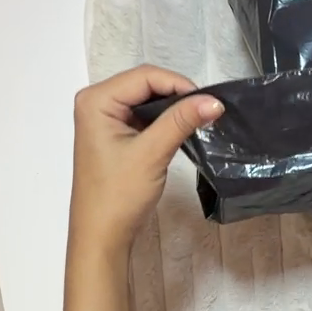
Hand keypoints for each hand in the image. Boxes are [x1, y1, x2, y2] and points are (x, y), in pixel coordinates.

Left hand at [69, 65, 222, 258]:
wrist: (102, 233)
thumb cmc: (119, 193)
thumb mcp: (152, 153)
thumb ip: (181, 122)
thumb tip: (215, 102)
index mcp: (96, 100)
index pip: (145, 77)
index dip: (179, 84)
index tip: (210, 103)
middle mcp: (97, 103)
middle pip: (145, 85)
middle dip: (177, 95)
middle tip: (207, 112)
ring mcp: (106, 120)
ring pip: (147, 102)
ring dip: (173, 109)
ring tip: (200, 121)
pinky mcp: (116, 136)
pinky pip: (145, 119)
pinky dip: (165, 122)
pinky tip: (183, 132)